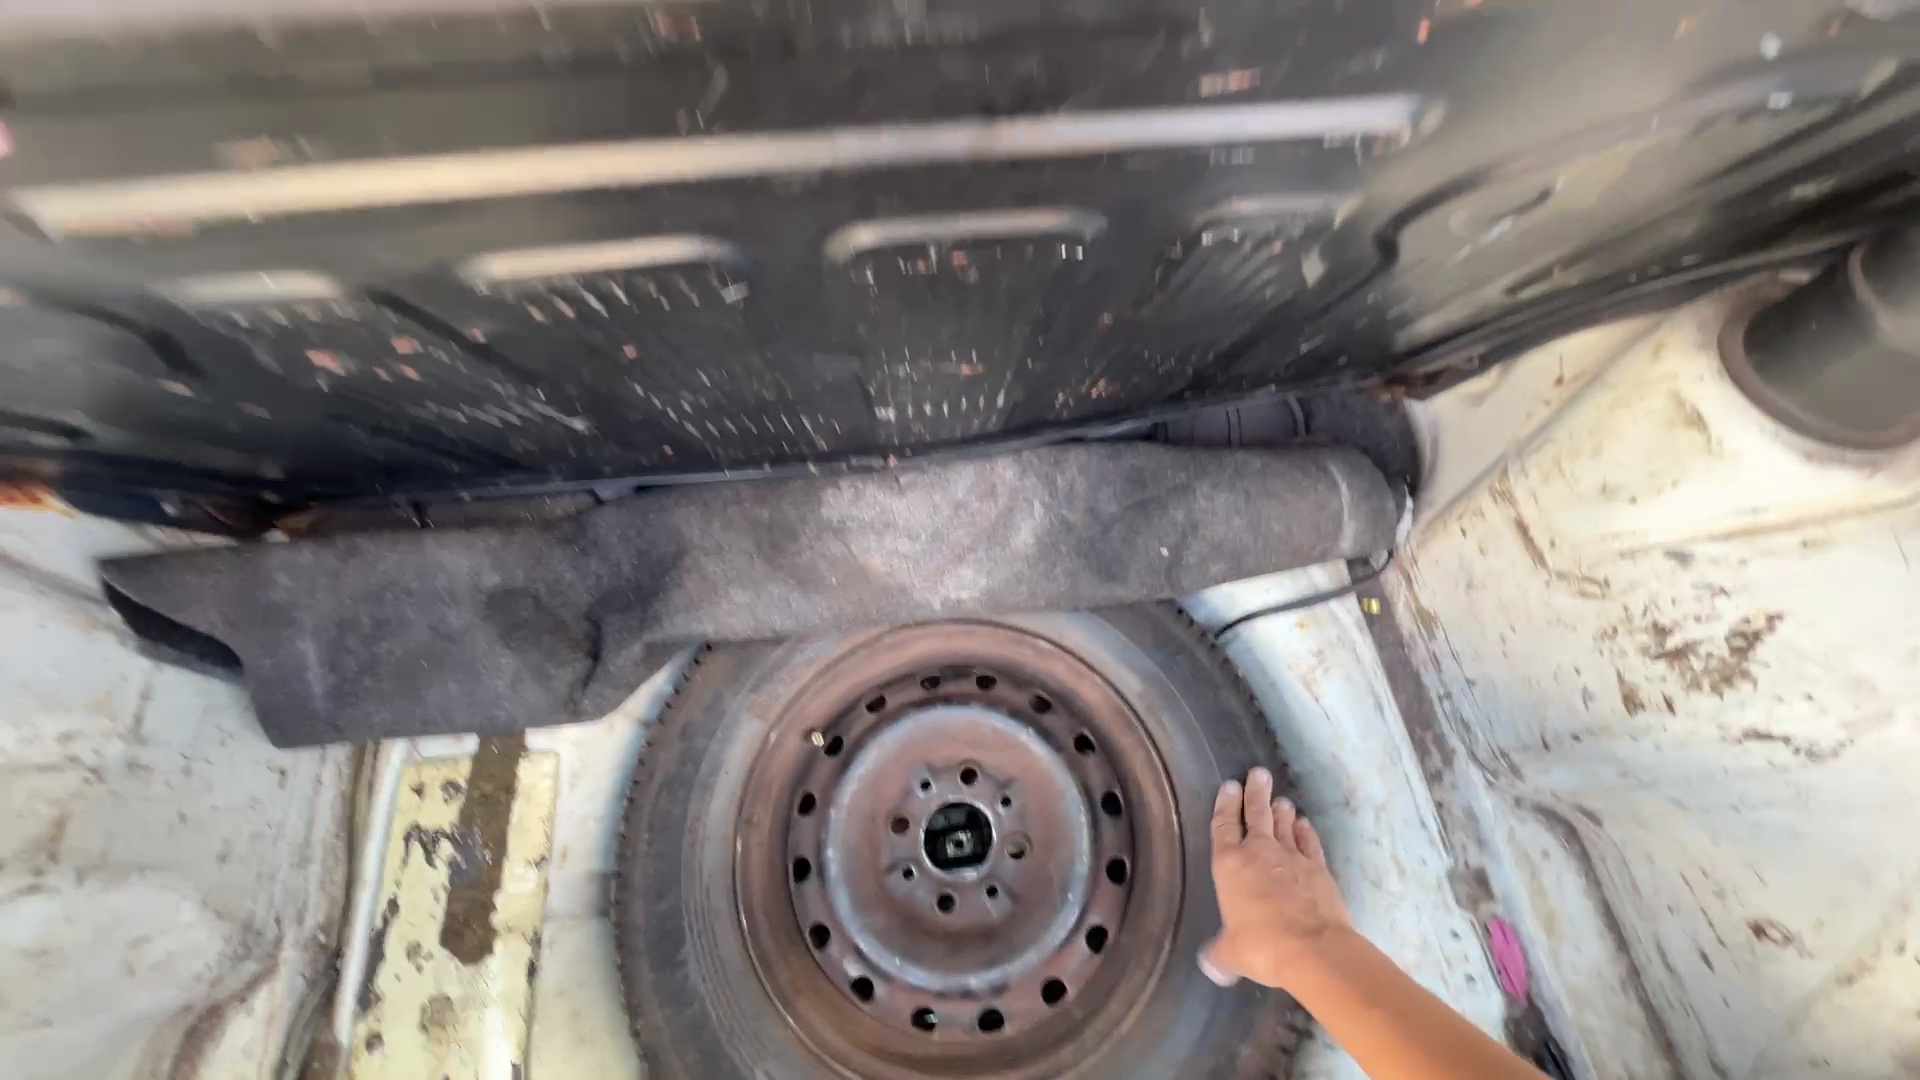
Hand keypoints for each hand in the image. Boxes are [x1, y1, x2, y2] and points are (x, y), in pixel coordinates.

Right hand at [1200, 767, 1354, 990]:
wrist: (1313, 950)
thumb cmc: (1262, 945)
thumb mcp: (1231, 954)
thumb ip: (1220, 954)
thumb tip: (1211, 966)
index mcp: (1230, 864)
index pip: (1223, 825)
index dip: (1225, 804)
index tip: (1229, 785)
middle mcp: (1259, 852)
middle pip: (1256, 813)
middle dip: (1255, 792)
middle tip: (1258, 773)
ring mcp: (1292, 858)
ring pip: (1284, 824)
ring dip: (1281, 810)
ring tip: (1280, 799)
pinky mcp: (1318, 869)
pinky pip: (1309, 843)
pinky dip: (1305, 832)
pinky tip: (1304, 825)